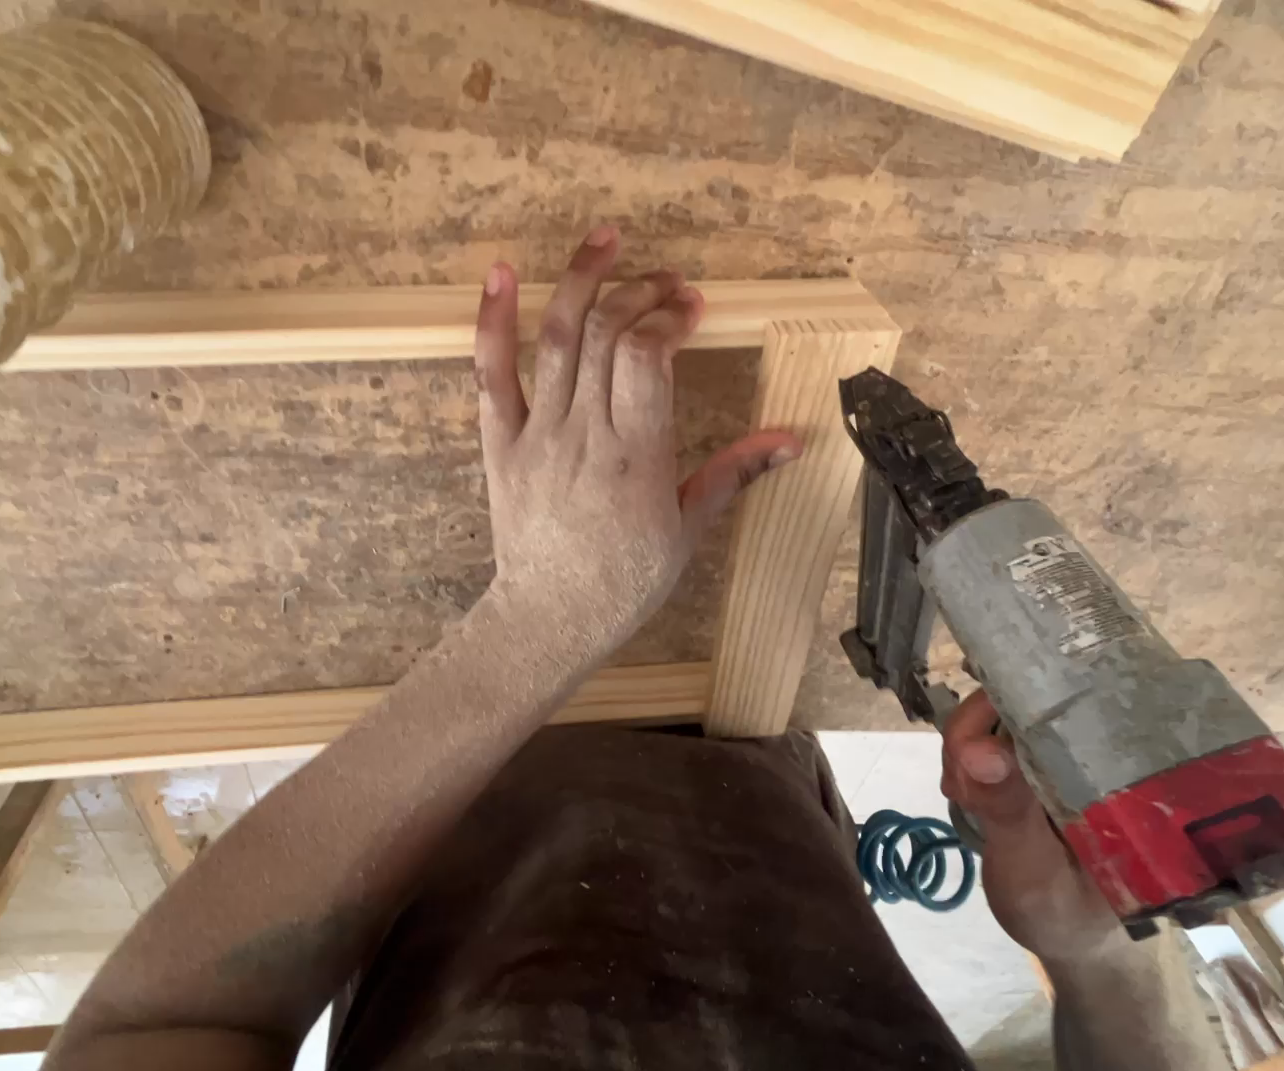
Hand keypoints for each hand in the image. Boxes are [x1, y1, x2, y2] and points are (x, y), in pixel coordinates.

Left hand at [472, 226, 800, 656]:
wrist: (551, 617)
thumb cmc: (625, 580)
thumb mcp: (688, 530)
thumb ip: (733, 474)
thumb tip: (791, 440)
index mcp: (637, 456)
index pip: (647, 356)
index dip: (670, 317)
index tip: (690, 307)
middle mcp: (585, 434)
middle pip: (605, 335)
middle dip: (639, 293)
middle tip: (664, 281)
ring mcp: (537, 434)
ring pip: (555, 339)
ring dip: (581, 281)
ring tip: (605, 240)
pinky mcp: (500, 443)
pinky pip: (491, 374)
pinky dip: (493, 321)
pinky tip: (503, 272)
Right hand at [940, 691, 1125, 964]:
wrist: (1066, 939)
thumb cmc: (1062, 912)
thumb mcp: (1032, 868)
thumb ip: (1007, 810)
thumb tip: (978, 747)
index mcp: (1116, 766)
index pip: (1062, 699)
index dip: (1004, 706)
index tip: (969, 752)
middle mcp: (1092, 749)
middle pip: (1020, 700)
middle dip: (972, 735)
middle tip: (960, 789)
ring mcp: (1060, 754)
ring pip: (997, 716)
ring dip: (963, 750)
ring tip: (963, 797)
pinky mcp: (1034, 764)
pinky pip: (989, 738)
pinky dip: (965, 760)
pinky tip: (963, 793)